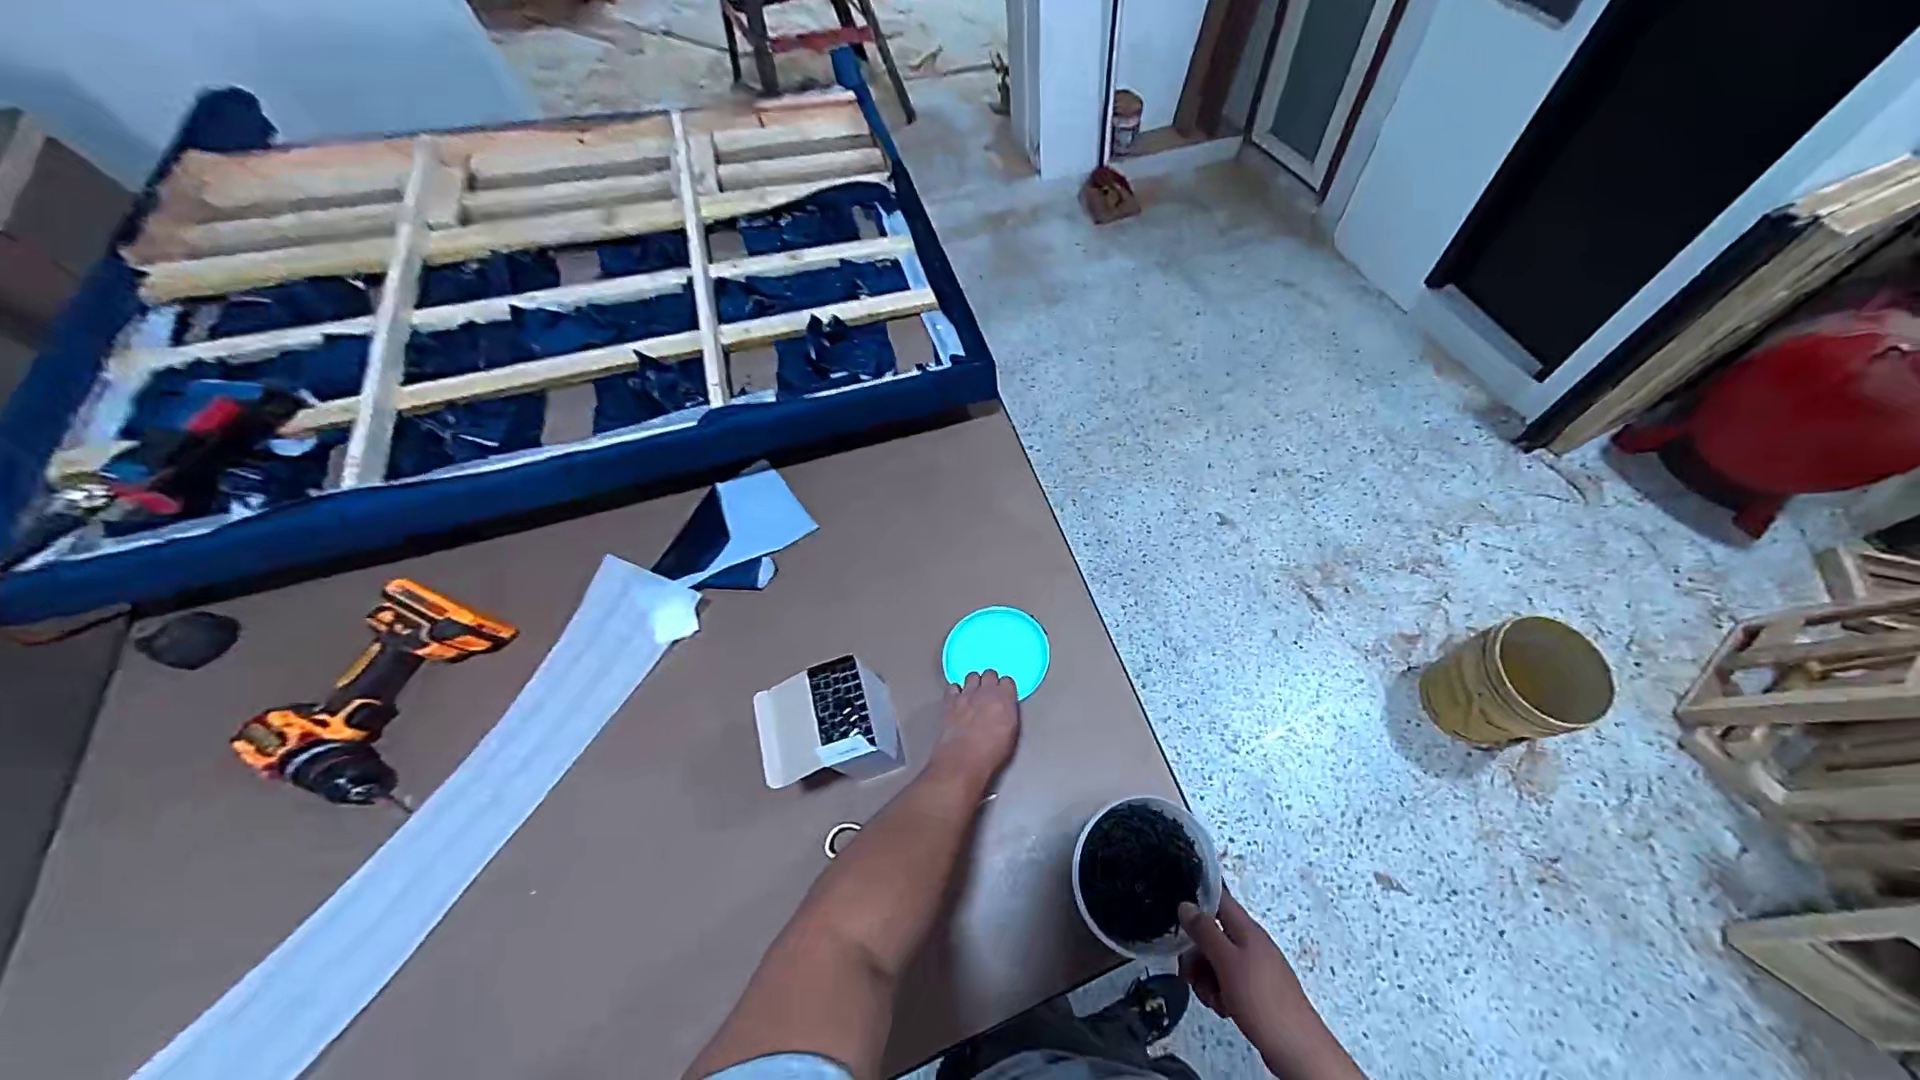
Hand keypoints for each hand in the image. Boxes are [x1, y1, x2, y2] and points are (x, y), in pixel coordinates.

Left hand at [931, 671, 1019, 784]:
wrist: (963, 759)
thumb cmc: (991, 752)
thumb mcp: (1011, 732)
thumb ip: (1009, 713)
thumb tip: (1005, 707)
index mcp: (1004, 698)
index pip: (1007, 680)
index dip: (1005, 688)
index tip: (1004, 694)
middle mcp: (986, 691)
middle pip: (989, 673)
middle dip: (989, 681)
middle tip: (989, 693)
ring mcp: (966, 694)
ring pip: (971, 675)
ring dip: (973, 683)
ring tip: (973, 694)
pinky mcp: (950, 700)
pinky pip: (953, 686)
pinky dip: (955, 691)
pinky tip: (957, 699)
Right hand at [1180, 888, 1364, 1079]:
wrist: (1298, 1051)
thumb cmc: (1262, 1001)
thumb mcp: (1226, 961)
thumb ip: (1204, 931)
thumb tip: (1186, 904)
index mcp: (1247, 929)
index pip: (1218, 898)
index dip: (1196, 901)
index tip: (1179, 921)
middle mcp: (1251, 944)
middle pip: (1213, 934)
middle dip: (1196, 954)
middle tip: (1191, 974)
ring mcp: (1255, 970)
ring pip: (1217, 961)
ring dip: (1206, 978)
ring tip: (1212, 998)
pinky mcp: (1257, 993)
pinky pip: (1229, 982)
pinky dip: (1220, 993)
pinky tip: (1223, 1008)